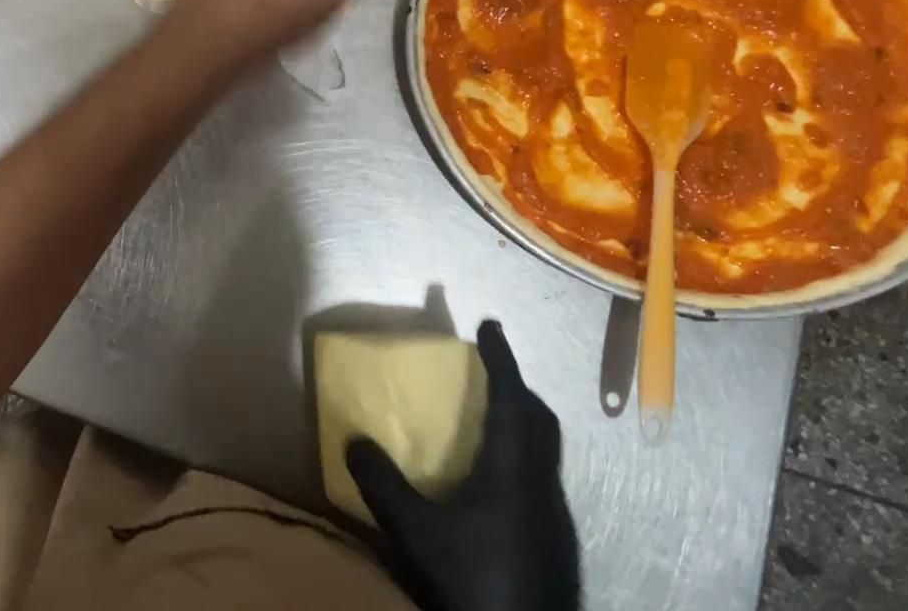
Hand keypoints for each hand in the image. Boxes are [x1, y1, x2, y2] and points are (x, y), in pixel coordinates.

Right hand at [345, 321, 580, 610]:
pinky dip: (517, 456)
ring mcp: (553, 517)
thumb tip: (353, 440)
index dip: (502, 359)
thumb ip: (382, 484)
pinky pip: (538, 477)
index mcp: (512, 473)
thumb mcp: (413, 533)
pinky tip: (488, 482)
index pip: (512, 400)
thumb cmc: (472, 582)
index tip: (490, 325)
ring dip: (519, 423)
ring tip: (484, 421)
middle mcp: (541, 486)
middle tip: (487, 372)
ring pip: (543, 451)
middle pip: (540, 421)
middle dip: (516, 388)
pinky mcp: (553, 541)